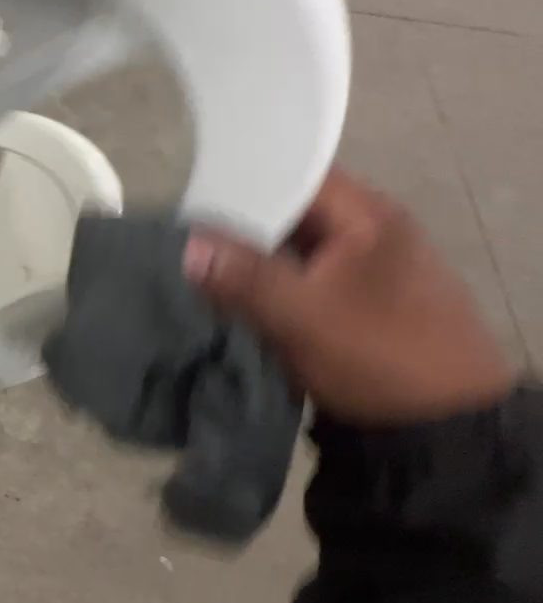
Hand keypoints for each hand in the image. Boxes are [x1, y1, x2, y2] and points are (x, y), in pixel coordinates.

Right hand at [182, 168, 514, 425]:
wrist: (430, 425)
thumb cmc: (379, 355)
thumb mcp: (306, 314)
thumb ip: (246, 276)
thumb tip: (186, 244)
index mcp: (368, 219)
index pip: (296, 177)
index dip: (242, 181)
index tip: (186, 200)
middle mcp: (360, 235)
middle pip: (281, 215)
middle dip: (228, 229)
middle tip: (171, 241)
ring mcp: (348, 271)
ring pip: (276, 252)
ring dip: (234, 263)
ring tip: (179, 269)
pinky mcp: (334, 304)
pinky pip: (279, 283)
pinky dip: (246, 289)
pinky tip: (211, 300)